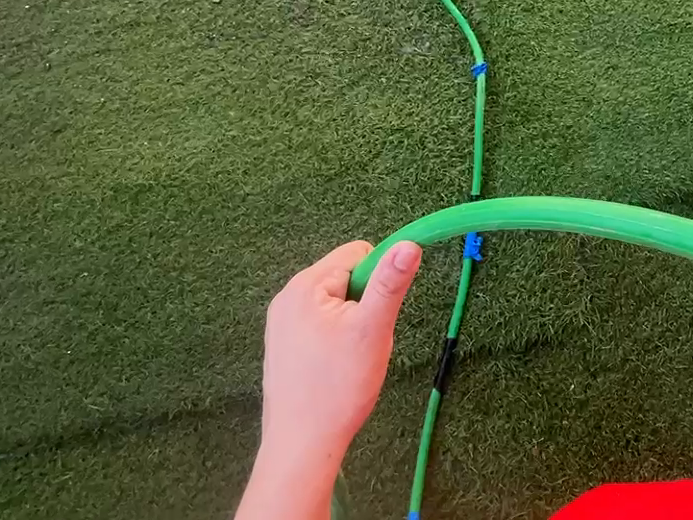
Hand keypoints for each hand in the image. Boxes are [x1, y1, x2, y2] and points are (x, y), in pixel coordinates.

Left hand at [239, 240, 420, 518]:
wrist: (302, 449)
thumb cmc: (338, 386)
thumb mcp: (373, 328)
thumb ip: (391, 282)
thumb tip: (410, 243)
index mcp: (305, 285)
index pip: (358, 253)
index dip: (379, 279)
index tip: (377, 314)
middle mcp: (288, 297)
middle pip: (348, 276)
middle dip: (366, 303)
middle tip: (365, 340)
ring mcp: (283, 323)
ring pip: (340, 301)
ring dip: (355, 321)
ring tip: (352, 356)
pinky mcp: (286, 346)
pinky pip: (325, 322)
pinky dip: (340, 337)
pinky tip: (338, 366)